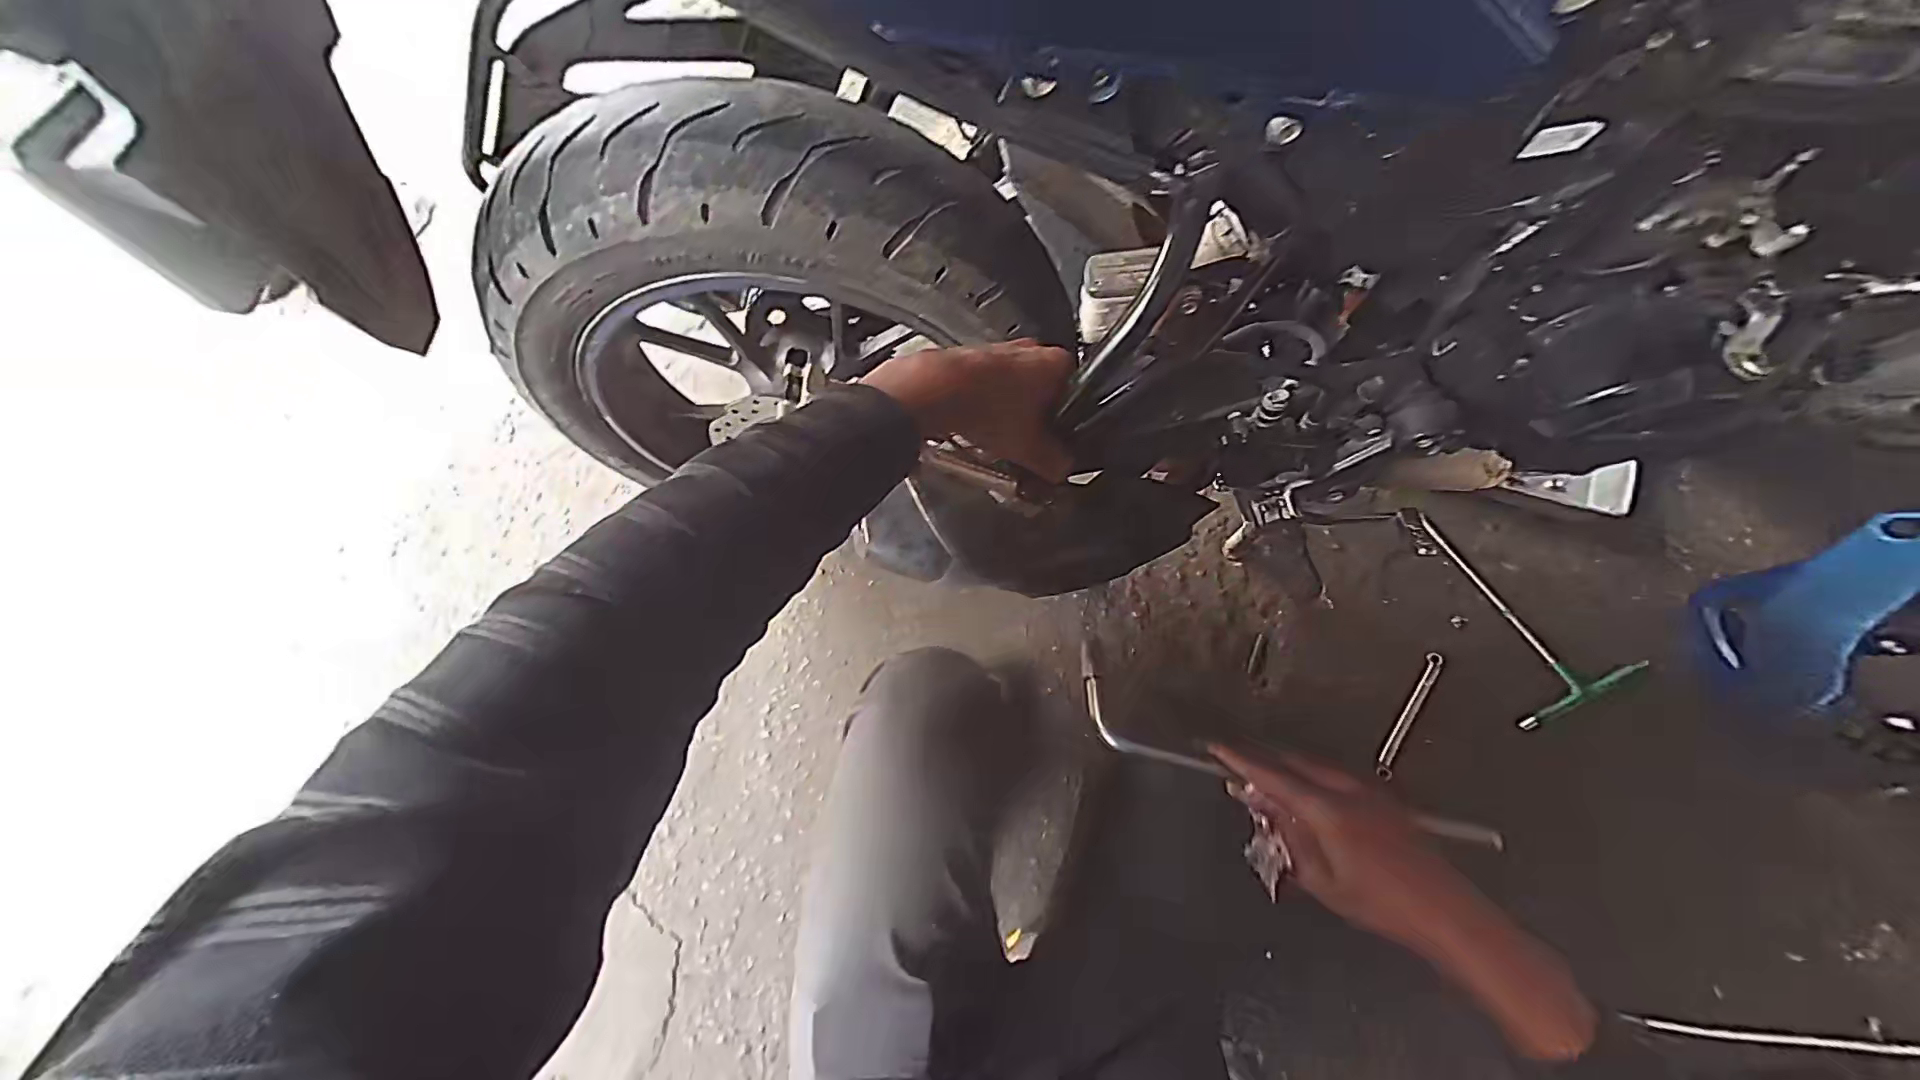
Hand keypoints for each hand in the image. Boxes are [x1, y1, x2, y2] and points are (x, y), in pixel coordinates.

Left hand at [860, 339, 1074, 481]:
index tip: (1056, 444)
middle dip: (1035, 421)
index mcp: (1057, 364)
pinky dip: (983, 407)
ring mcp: (998, 352)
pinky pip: (985, 388)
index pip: (1077, 395)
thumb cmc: (986, 406)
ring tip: (997, 442)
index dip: (1066, 424)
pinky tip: (975, 428)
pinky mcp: (970, 361)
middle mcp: (1030, 350)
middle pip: (1043, 394)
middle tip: (1027, 447)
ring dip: (1008, 414)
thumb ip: (1055, 462)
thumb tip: (1061, 469)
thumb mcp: (1031, 449)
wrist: (935, 391)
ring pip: (1013, 390)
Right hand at [1210, 745, 1478, 943]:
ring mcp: (1369, 792)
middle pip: (1294, 762)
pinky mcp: (1385, 800)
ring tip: (1270, 785)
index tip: (1216, 747)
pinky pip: (1336, 777)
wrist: (1449, 915)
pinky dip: (1312, 778)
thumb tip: (1263, 806)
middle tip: (1240, 768)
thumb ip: (1289, 836)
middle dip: (1264, 760)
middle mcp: (1346, 790)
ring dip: (1288, 769)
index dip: (1240, 760)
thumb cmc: (1381, 904)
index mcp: (1326, 809)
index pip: (1272, 775)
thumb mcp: (1322, 879)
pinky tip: (1310, 796)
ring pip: (1316, 767)